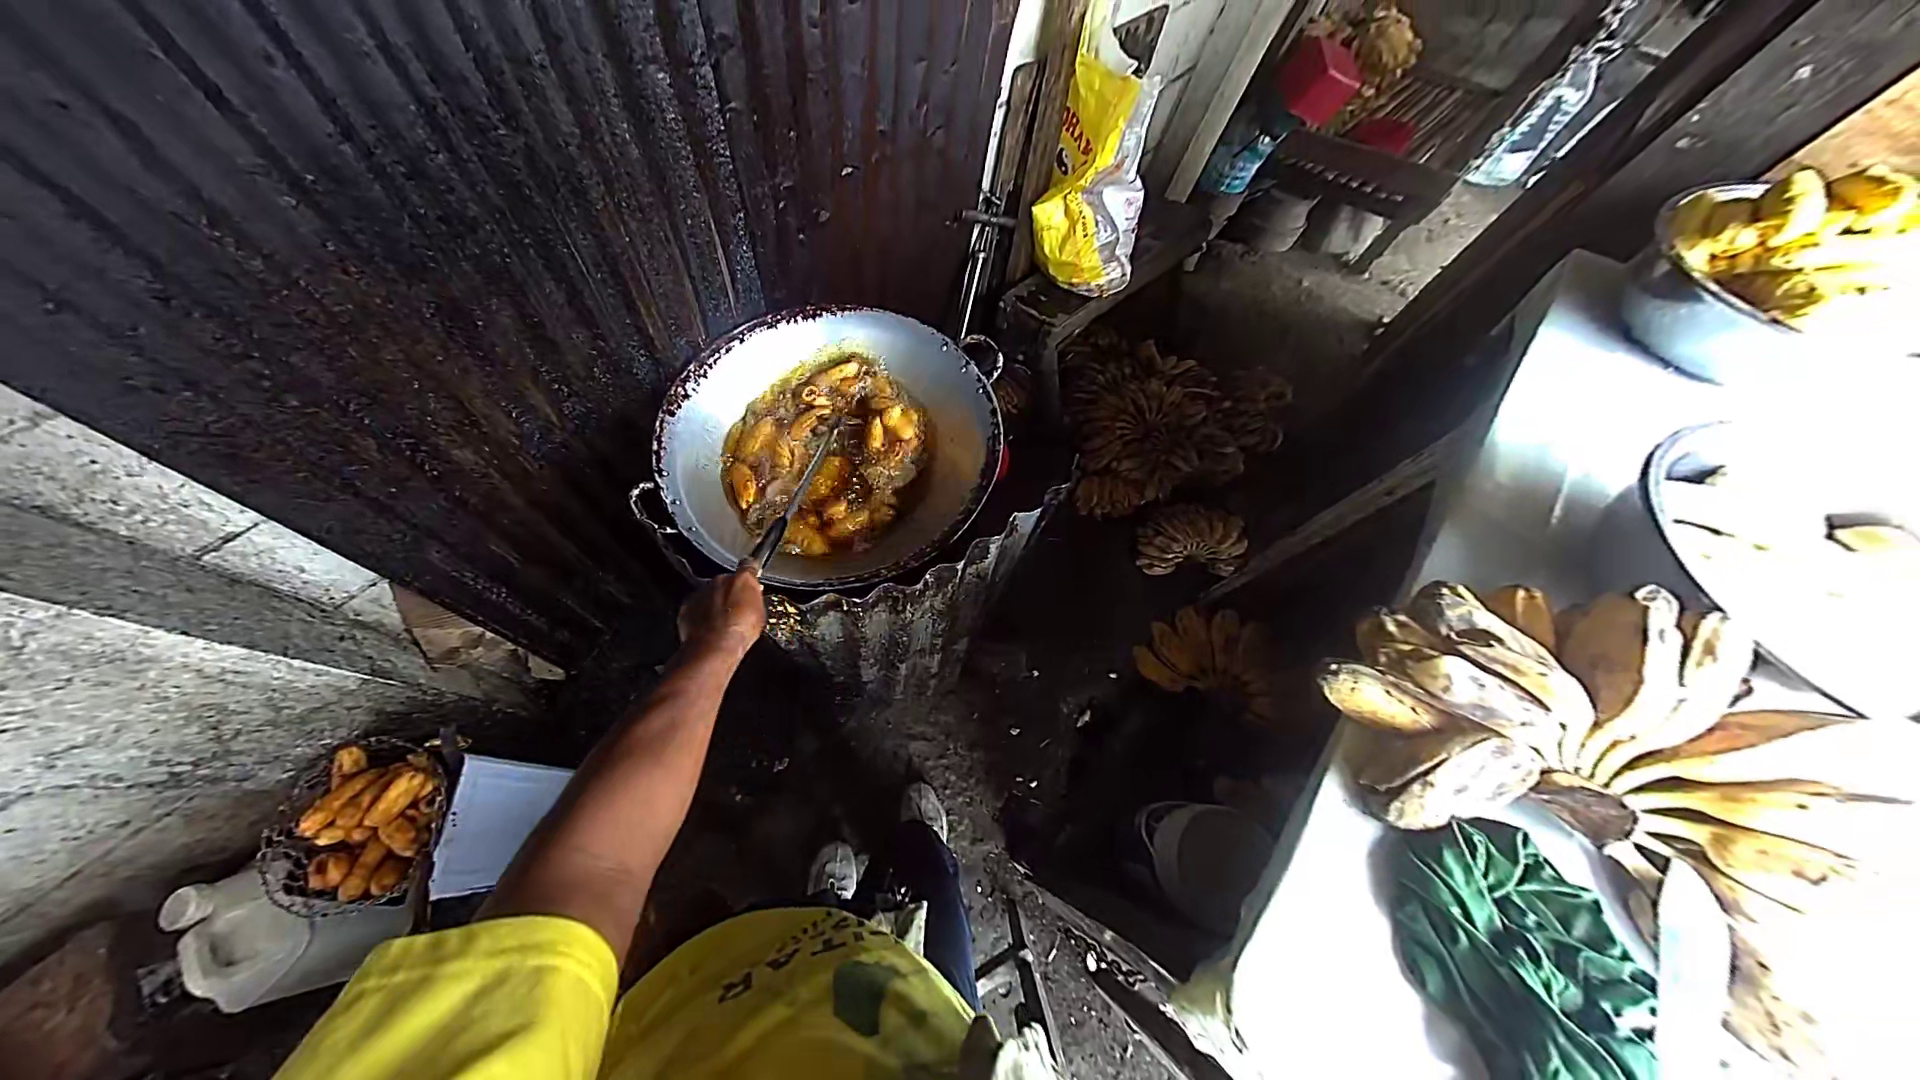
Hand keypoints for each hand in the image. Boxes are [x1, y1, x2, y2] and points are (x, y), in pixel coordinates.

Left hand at [677, 567, 765, 657]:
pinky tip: (709, 628)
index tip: (751, 577)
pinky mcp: (687, 607)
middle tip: (736, 610)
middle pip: (726, 582)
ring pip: (709, 594)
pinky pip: (696, 607)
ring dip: (714, 604)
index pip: (748, 566)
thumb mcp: (760, 613)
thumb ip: (755, 598)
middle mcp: (720, 580)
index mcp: (741, 579)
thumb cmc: (739, 630)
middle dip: (729, 593)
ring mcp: (701, 593)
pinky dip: (700, 615)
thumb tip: (753, 596)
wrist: (715, 646)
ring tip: (722, 623)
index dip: (750, 572)